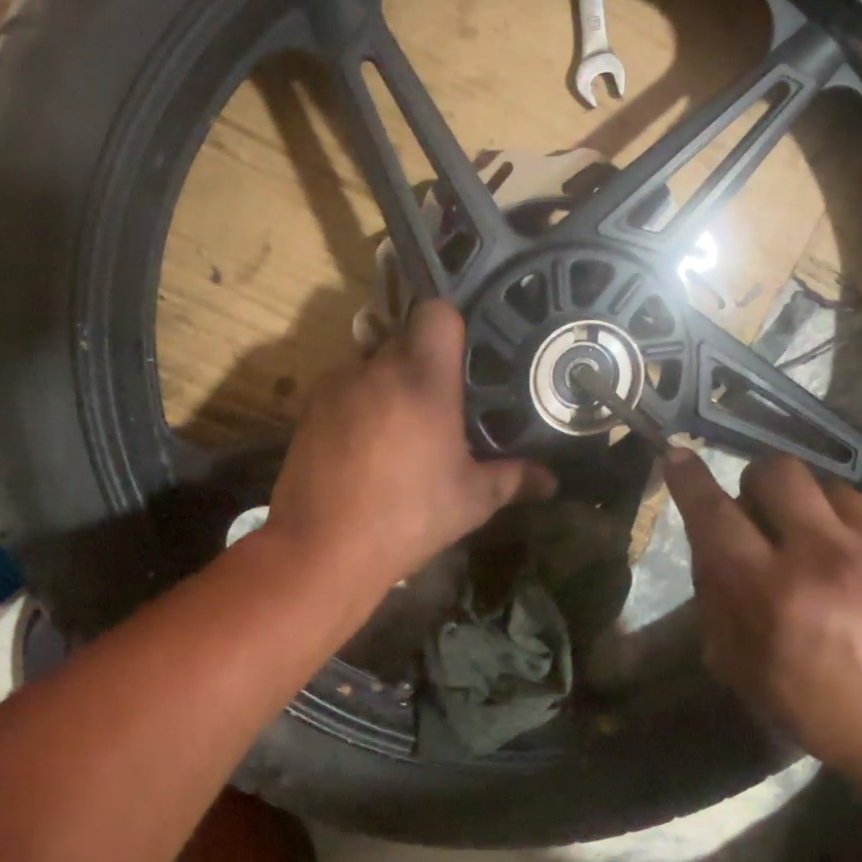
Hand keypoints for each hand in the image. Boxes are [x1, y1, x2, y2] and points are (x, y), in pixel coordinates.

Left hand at [267, 301, 556, 597]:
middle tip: (445, 400)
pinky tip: (369, 446)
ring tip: (405, 428)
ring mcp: (336, 386)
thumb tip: (552, 481)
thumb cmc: (407, 517)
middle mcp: (376, 369)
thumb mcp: (471, 500)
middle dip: (424, 363)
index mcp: (422, 378)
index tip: (467, 359)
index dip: (454, 327)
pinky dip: (360, 405)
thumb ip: (513, 478)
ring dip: (390, 384)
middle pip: (405, 338)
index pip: (437, 312)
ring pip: (372, 364)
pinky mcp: (309, 408)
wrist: (322, 549)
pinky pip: (344, 389)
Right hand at [663, 451, 861, 794]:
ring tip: (830, 551)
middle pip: (775, 470)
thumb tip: (709, 542)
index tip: (679, 456)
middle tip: (767, 516)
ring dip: (816, 512)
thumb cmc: (827, 713)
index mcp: (772, 595)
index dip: (689, 479)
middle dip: (759, 486)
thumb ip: (716, 601)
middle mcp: (826, 557)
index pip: (714, 513)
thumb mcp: (746, 672)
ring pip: (830, 486)